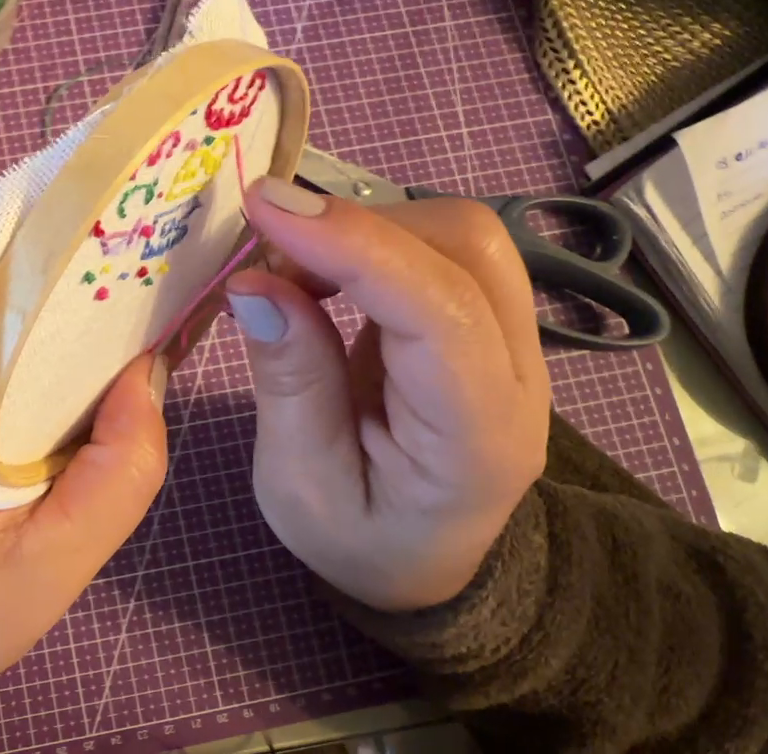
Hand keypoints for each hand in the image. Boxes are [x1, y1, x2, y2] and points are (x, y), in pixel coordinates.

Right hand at [224, 178, 549, 613]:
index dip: (352, 244)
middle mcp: (516, 374)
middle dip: (357, 227)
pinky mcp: (479, 320)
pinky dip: (365, 239)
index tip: (263, 206)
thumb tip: (252, 283)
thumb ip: (288, 382)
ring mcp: (508, 341)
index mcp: (478, 436)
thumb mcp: (300, 484)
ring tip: (290, 268)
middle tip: (269, 256)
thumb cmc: (358, 537)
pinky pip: (433, 246)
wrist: (422, 562)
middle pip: (466, 246)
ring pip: (455, 232)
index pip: (439, 308)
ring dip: (360, 228)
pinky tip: (319, 271)